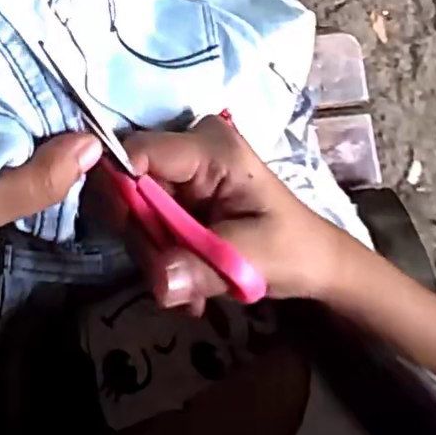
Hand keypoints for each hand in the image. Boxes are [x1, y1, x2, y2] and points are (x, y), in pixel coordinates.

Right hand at [122, 115, 357, 309]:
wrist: (312, 258)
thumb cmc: (293, 248)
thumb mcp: (255, 259)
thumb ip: (204, 267)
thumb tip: (158, 282)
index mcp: (212, 147)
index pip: (140, 150)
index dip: (123, 190)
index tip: (138, 242)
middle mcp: (189, 146)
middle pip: (131, 183)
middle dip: (145, 238)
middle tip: (170, 282)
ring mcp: (181, 167)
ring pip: (134, 206)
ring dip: (155, 254)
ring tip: (190, 288)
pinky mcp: (176, 188)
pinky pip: (146, 217)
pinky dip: (160, 253)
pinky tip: (189, 279)